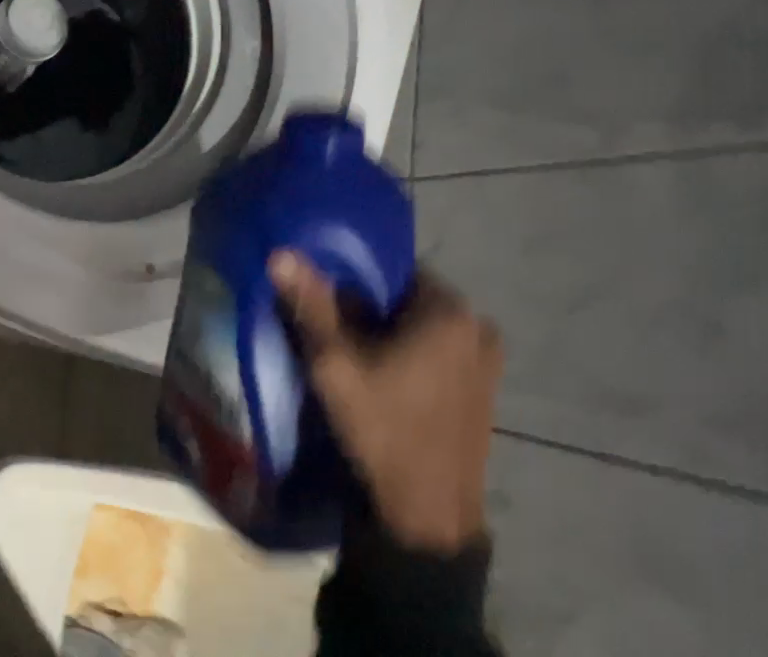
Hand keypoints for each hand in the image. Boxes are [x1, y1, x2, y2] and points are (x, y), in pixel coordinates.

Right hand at [270, 251, 503, 553]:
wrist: (426, 514)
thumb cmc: (382, 429)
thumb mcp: (334, 364)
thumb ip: (310, 306)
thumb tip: (281, 253)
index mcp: (450, 312)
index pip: (389, 270)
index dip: (348, 281)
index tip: (317, 302)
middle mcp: (477, 328)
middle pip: (403, 301)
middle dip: (365, 312)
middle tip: (324, 334)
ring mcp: (486, 363)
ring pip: (418, 331)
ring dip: (384, 338)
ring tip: (345, 360)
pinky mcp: (481, 393)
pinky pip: (434, 357)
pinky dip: (405, 361)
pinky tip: (375, 384)